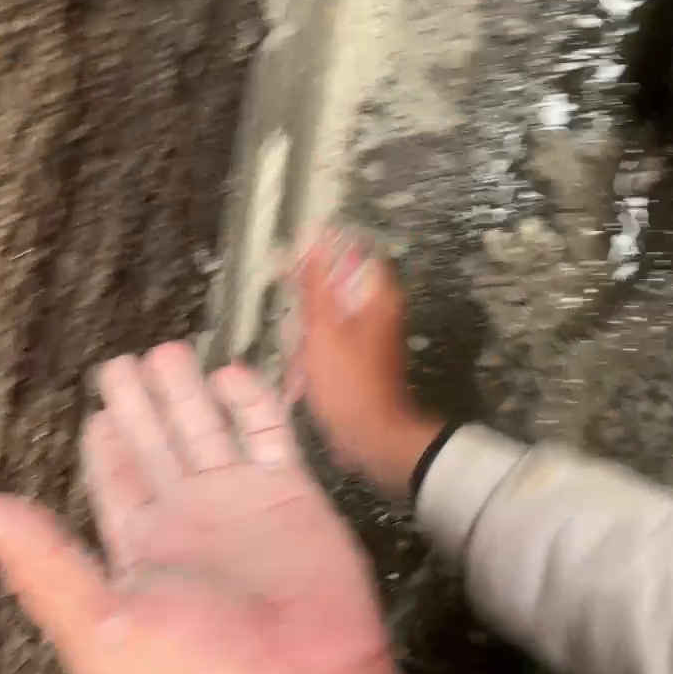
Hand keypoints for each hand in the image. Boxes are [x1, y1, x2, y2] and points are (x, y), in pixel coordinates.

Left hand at [0, 343, 439, 673]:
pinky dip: (249, 400)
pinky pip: (266, 432)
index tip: (96, 405)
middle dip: (139, 403)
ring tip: (168, 351)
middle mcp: (189, 514)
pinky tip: (229, 374)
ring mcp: (241, 498)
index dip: (104, 442)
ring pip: (207, 427)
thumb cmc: (202, 663)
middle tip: (123, 362)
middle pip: (158, 442)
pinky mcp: (290, 489)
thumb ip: (42, 560)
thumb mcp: (103, 622)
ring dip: (186, 390)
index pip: (116, 479)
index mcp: (143, 543)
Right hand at [286, 228, 444, 500]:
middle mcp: (378, 310)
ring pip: (325, 317)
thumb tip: (312, 237)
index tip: (294, 273)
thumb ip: (315, 281)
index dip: (317, 259)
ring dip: (306, 337)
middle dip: (307, 309)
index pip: (347, 253)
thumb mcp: (322, 328)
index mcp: (376, 295)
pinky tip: (303, 376)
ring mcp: (369, 335)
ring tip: (301, 361)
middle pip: (332, 287)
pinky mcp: (358, 357)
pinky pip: (328, 343)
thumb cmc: (349, 385)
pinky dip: (312, 356)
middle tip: (298, 331)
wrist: (369, 436)